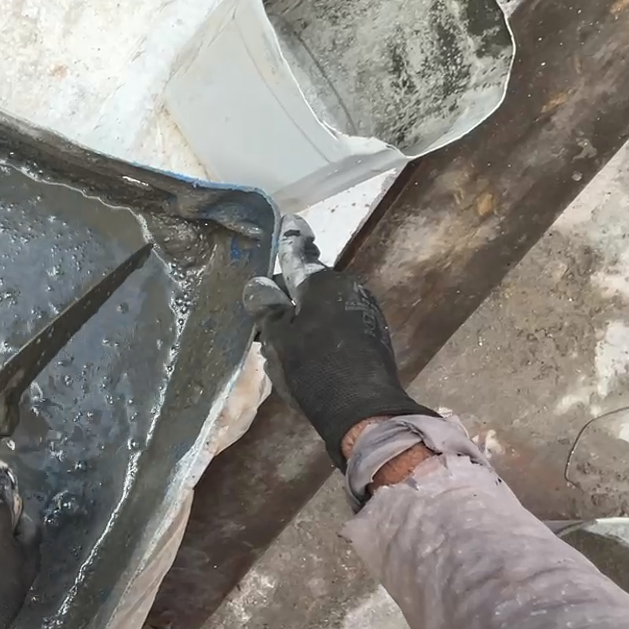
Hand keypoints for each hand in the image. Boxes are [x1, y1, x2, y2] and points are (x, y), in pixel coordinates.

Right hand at [243, 236, 434, 466]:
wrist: (363, 410)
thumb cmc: (313, 370)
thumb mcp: (279, 340)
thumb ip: (268, 309)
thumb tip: (258, 284)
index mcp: (320, 284)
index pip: (298, 253)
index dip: (290, 237)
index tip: (289, 218)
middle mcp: (346, 289)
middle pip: (308, 282)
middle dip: (286, 291)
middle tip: (262, 310)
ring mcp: (362, 311)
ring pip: (320, 304)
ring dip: (300, 314)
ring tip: (279, 338)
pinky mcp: (370, 334)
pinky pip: (334, 321)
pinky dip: (316, 328)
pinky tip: (303, 352)